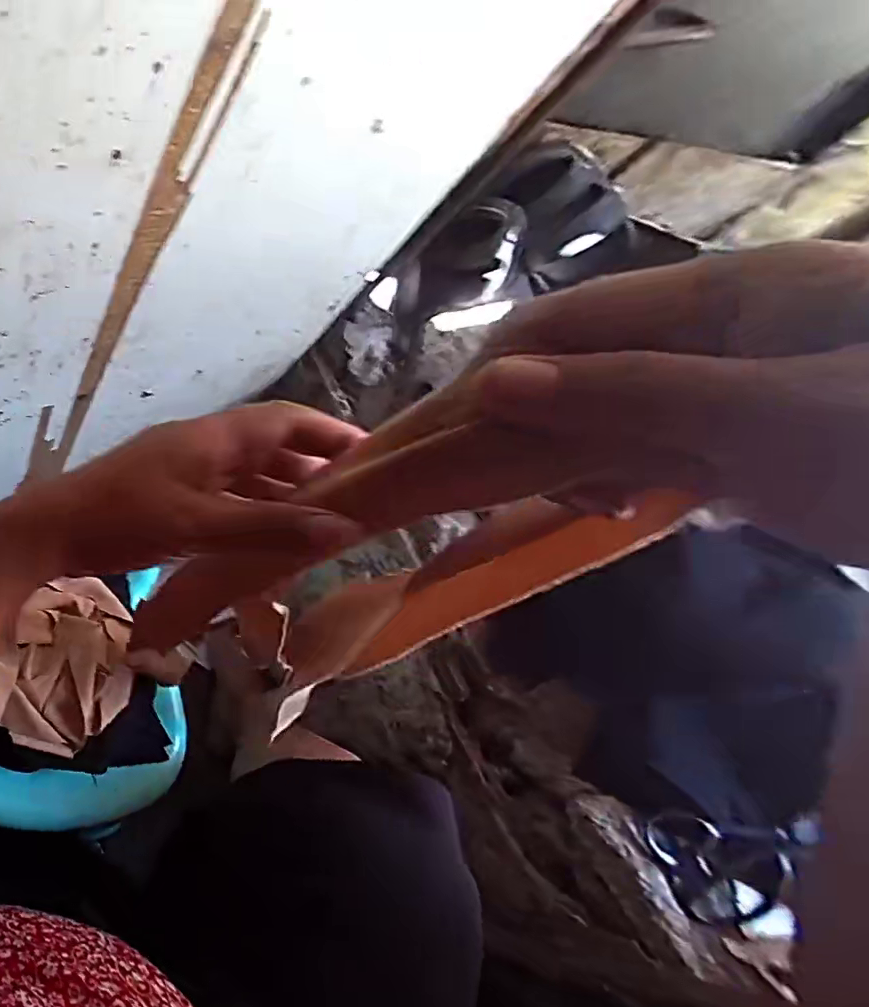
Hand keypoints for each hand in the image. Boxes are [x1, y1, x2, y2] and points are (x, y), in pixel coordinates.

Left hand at [0, 401, 365, 579]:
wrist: (47, 531)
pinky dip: (242, 512)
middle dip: (309, 471)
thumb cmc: (121, 519)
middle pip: (266, 449)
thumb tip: (345, 526)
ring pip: (239, 476)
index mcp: (211, 438)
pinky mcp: (158, 495)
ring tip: (316, 527)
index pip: (285, 421)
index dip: (330, 435)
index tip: (372, 458)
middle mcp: (197, 446)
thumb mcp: (198, 524)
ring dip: (276, 496)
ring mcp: (175, 470)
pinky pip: (214, 496)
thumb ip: (267, 526)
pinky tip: (258, 538)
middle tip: (352, 503)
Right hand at [472, 241, 868, 563]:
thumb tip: (490, 386)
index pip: (552, 328)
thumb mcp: (786, 420)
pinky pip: (633, 438)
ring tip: (560, 499)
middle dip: (503, 425)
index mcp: (724, 297)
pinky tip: (612, 501)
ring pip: (587, 407)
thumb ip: (632, 394)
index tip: (427, 440)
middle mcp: (713, 325)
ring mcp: (727, 374)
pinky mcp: (739, 421)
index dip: (479, 381)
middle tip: (458, 481)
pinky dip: (599, 472)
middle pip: (560, 367)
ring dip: (549, 454)